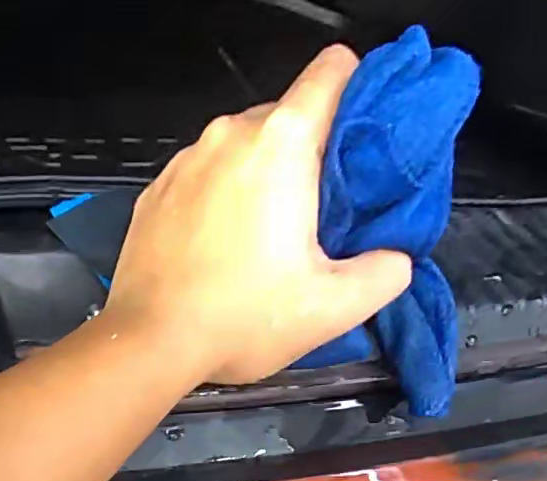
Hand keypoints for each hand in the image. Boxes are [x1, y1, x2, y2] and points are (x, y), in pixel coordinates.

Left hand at [103, 46, 412, 384]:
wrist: (151, 343)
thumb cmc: (241, 321)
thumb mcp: (331, 309)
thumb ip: (384, 275)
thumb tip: (395, 258)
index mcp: (281, 144)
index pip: (334, 71)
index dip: (359, 96)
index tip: (361, 148)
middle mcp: (228, 135)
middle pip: (287, 116)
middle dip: (307, 157)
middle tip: (313, 221)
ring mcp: (184, 161)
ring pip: (240, 150)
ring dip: (260, 182)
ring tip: (260, 243)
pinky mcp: (154, 192)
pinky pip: (202, 178)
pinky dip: (218, 200)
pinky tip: (217, 250)